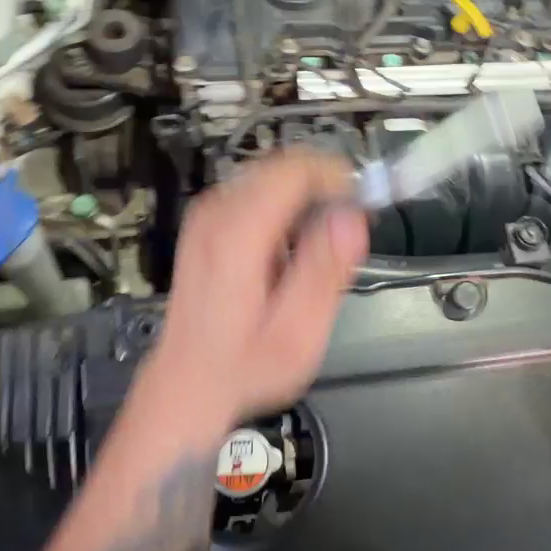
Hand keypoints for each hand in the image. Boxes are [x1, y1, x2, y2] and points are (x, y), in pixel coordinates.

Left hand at [139, 150, 368, 429]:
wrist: (187, 385)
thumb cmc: (241, 367)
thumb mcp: (298, 331)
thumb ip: (326, 270)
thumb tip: (351, 220)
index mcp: (238, 235)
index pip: (296, 169)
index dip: (337, 176)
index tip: (362, 199)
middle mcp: (215, 216)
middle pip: (283, 166)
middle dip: (323, 186)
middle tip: (349, 222)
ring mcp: (206, 218)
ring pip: (270, 175)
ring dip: (304, 197)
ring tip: (323, 241)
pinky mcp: (206, 226)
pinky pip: (255, 193)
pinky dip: (283, 207)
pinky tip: (292, 247)